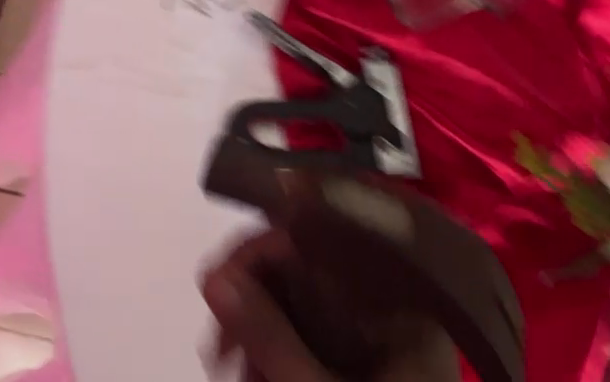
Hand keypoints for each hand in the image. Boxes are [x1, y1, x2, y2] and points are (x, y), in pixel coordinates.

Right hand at [201, 232, 458, 381]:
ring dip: (252, 331)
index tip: (214, 284)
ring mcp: (375, 337)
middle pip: (300, 271)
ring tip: (227, 370)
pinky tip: (249, 374)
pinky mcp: (359, 363)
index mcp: (397, 305)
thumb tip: (213, 277)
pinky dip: (271, 351)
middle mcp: (389, 309)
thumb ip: (267, 336)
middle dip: (248, 301)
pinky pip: (303, 334)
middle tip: (215, 350)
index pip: (318, 240)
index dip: (260, 252)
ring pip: (293, 304)